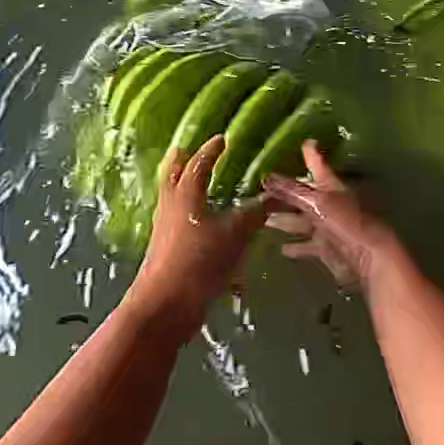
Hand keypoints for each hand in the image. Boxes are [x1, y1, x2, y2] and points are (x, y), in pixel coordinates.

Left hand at [126, 135, 269, 328]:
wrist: (166, 305)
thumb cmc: (199, 260)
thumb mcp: (236, 233)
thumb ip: (257, 212)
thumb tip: (277, 195)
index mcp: (186, 196)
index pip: (198, 165)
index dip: (211, 151)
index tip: (222, 139)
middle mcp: (171, 208)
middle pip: (172, 177)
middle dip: (181, 162)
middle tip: (187, 150)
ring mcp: (166, 230)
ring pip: (173, 198)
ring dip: (183, 186)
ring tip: (197, 182)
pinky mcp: (168, 249)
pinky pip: (178, 219)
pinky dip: (189, 210)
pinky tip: (205, 220)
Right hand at [265, 141, 401, 286]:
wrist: (369, 258)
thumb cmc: (347, 222)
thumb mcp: (319, 203)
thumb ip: (293, 191)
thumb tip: (267, 177)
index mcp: (332, 187)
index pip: (319, 167)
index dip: (312, 156)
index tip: (305, 143)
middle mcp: (330, 204)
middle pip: (305, 196)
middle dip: (285, 195)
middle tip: (260, 193)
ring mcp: (329, 227)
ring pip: (302, 221)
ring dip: (285, 221)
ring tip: (262, 220)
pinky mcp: (327, 249)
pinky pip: (307, 245)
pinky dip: (296, 246)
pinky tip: (283, 248)